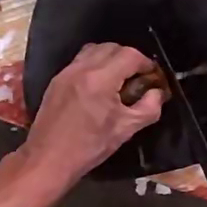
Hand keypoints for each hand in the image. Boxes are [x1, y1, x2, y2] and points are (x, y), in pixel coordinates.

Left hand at [19, 43, 163, 187]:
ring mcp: (66, 72)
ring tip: (118, 79)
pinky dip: (94, 64)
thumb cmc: (90, 146)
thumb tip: (158, 93)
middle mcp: (81, 68)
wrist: (48, 159)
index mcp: (100, 79)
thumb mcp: (126, 129)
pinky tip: (99, 85)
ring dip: (110, 58)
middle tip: (137, 77)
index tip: (152, 77)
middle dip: (129, 58)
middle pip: (112, 48)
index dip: (146, 63)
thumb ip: (149, 107)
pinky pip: (80, 61)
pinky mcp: (57, 80)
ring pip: (94, 50)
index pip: (129, 55)